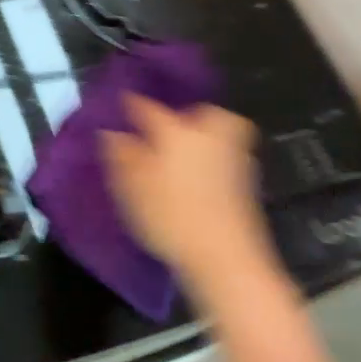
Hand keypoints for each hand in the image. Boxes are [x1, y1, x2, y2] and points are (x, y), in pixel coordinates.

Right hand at [102, 94, 273, 285]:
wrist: (227, 259)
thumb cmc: (170, 216)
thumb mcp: (131, 186)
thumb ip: (120, 154)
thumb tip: (112, 133)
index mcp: (175, 131)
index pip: (147, 108)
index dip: (131, 104)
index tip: (120, 103)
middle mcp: (208, 137)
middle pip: (205, 113)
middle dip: (189, 115)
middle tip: (169, 129)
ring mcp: (234, 160)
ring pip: (219, 135)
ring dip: (203, 139)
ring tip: (181, 154)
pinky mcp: (247, 186)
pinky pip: (226, 159)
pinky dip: (212, 162)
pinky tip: (196, 179)